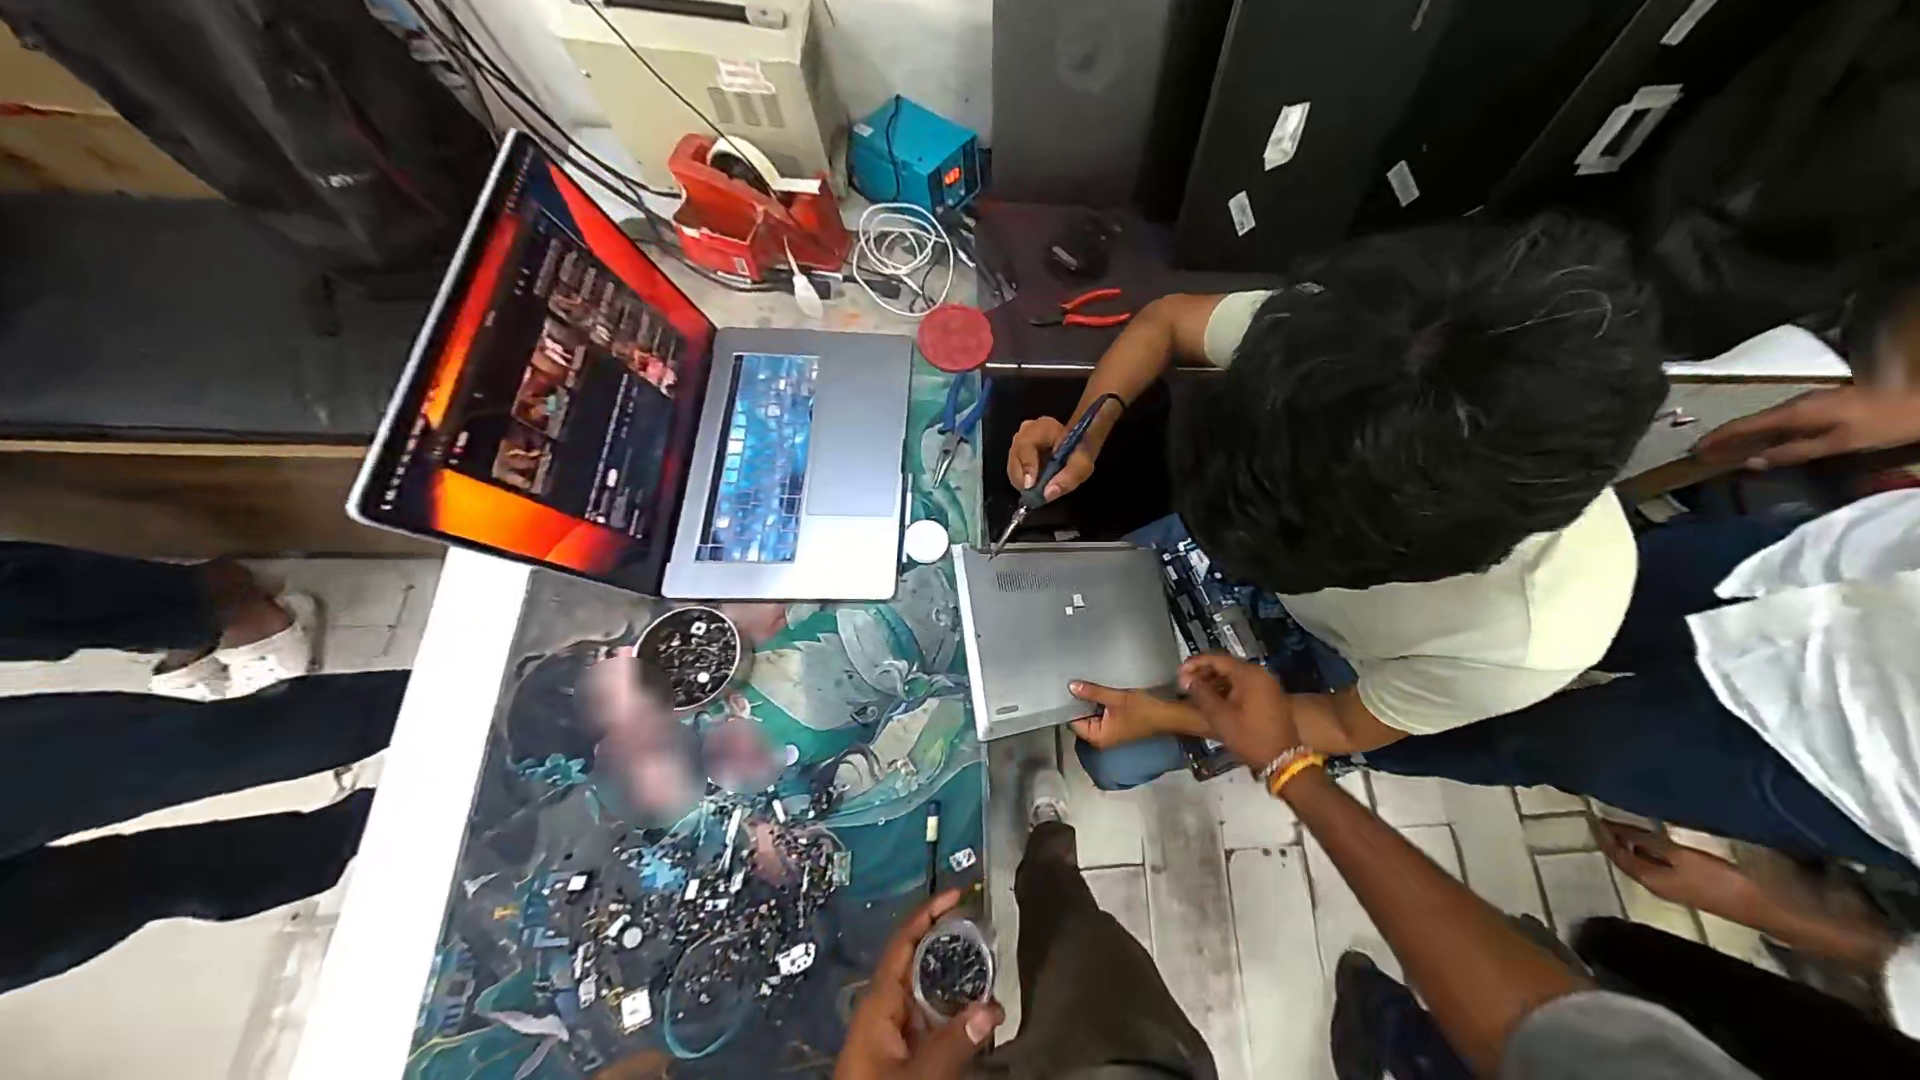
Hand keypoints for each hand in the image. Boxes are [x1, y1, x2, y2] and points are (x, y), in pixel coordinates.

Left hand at [834, 890, 1002, 1079]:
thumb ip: (952, 1044)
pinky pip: (929, 1019)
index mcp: (878, 1002)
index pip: (903, 942)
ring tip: (988, 960)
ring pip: (926, 991)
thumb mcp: (915, 1079)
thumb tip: (994, 1006)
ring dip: (955, 975)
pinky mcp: (901, 1055)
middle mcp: (883, 1008)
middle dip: (948, 940)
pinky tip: (977, 1011)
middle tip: (983, 926)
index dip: (928, 912)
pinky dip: (953, 1008)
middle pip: (916, 960)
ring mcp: (892, 1032)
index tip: (958, 892)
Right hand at [1007, 416, 1098, 501]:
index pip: (1026, 444)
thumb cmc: (1080, 451)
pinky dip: (1021, 479)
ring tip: (1033, 491)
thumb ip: (1068, 478)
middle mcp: (1026, 430)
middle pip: (1015, 455)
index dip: (1027, 466)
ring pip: (1012, 463)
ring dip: (1020, 480)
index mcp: (1042, 428)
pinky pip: (1014, 467)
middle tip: (1032, 493)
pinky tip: (1032, 485)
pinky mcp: (1017, 450)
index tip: (1030, 486)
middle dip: (1021, 477)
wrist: (1078, 443)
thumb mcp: (1082, 465)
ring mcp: (1019, 439)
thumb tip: (1047, 494)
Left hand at [1067, 682, 1207, 747]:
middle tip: (1073, 682)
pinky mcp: (1119, 724)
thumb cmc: (1145, 710)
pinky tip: (1099, 689)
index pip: (1074, 722)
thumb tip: (1071, 686)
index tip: (1063, 689)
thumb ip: (1093, 692)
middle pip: (1083, 718)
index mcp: (1098, 736)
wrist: (1171, 715)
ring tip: (1084, 683)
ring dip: (1091, 701)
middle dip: (1080, 702)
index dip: (1069, 705)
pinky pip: (1103, 713)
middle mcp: (1102, 737)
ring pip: (1093, 714)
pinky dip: (1101, 703)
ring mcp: (1111, 731)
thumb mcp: (1116, 698)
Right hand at [1177, 654, 1301, 767]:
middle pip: (1226, 665)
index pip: (1216, 659)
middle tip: (1185, 683)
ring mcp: (1266, 684)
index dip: (1194, 663)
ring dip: (1214, 680)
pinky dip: (1226, 688)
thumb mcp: (1219, 715)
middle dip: (1203, 672)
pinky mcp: (1269, 696)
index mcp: (1249, 674)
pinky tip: (1214, 698)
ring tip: (1196, 691)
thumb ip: (1201, 691)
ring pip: (1234, 675)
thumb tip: (1189, 679)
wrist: (1282, 760)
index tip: (1179, 673)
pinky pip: (1243, 684)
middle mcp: (1260, 673)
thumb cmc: (1248, 736)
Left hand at [1592, 820, 1763, 922]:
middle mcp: (1655, 885)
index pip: (1615, 854)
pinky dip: (1648, 851)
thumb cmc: (1723, 881)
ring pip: (1641, 862)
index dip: (1603, 836)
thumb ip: (1649, 842)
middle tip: (1607, 818)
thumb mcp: (1681, 856)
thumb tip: (1621, 830)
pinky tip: (1654, 841)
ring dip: (1632, 845)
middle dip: (1614, 839)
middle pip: (1625, 859)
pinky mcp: (1689, 887)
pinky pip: (1657, 865)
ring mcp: (1672, 888)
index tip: (1594, 817)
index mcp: (1647, 878)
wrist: (1770, 909)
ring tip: (1626, 824)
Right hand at [1691, 385, 1919, 469]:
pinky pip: (1784, 419)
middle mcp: (1796, 403)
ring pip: (1768, 420)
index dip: (1715, 438)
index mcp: (1793, 412)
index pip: (1741, 426)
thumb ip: (1793, 452)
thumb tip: (1750, 462)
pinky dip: (1767, 431)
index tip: (1693, 451)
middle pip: (1751, 421)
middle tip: (1707, 454)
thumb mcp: (1840, 443)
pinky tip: (1767, 441)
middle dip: (1726, 438)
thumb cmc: (1887, 423)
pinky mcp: (1826, 403)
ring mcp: (1812, 401)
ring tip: (1731, 450)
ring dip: (1746, 435)